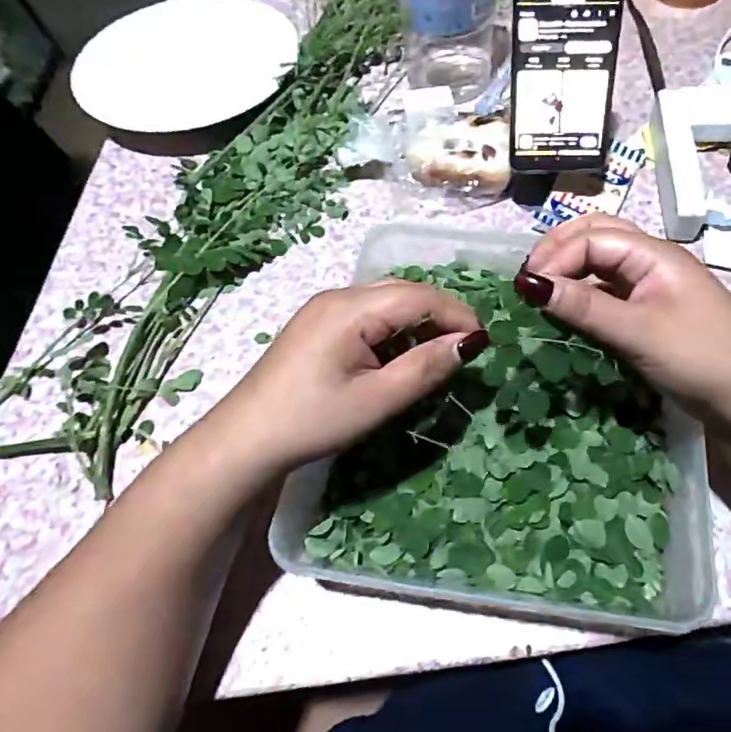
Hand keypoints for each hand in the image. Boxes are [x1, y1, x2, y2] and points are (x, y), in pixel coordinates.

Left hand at [205, 280, 486, 474]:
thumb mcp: (378, 399)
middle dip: (442, 314)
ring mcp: (325, 308)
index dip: (457, 315)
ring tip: (439, 354)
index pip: (419, 296)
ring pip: (388, 300)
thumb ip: (426, 368)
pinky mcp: (319, 323)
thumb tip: (470, 344)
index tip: (484, 343)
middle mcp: (338, 296)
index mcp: (350, 309)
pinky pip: (369, 313)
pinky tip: (402, 355)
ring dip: (419, 320)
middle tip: (466, 348)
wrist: (246, 440)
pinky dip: (396, 328)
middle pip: (404, 291)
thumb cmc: (313, 420)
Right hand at [516, 215, 730, 423]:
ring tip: (541, 296)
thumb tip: (528, 284)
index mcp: (655, 253)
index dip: (555, 256)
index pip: (592, 237)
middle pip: (597, 237)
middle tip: (529, 282)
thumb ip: (584, 307)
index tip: (526, 289)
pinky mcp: (651, 313)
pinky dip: (584, 297)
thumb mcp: (638, 331)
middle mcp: (652, 261)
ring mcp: (652, 287)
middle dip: (559, 252)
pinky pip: (609, 293)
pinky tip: (567, 315)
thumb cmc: (699, 358)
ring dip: (570, 273)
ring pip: (602, 265)